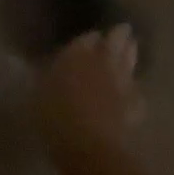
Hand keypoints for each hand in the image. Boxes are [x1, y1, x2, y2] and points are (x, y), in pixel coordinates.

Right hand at [34, 26, 144, 155]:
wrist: (88, 142)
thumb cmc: (53, 117)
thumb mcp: (37, 95)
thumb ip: (47, 78)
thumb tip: (50, 71)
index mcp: (76, 54)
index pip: (86, 38)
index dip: (88, 40)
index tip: (88, 40)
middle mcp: (103, 60)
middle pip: (116, 40)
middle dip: (118, 35)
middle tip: (121, 31)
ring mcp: (123, 80)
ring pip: (131, 59)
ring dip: (131, 53)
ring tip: (131, 49)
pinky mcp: (135, 101)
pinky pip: (136, 89)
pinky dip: (133, 88)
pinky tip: (131, 92)